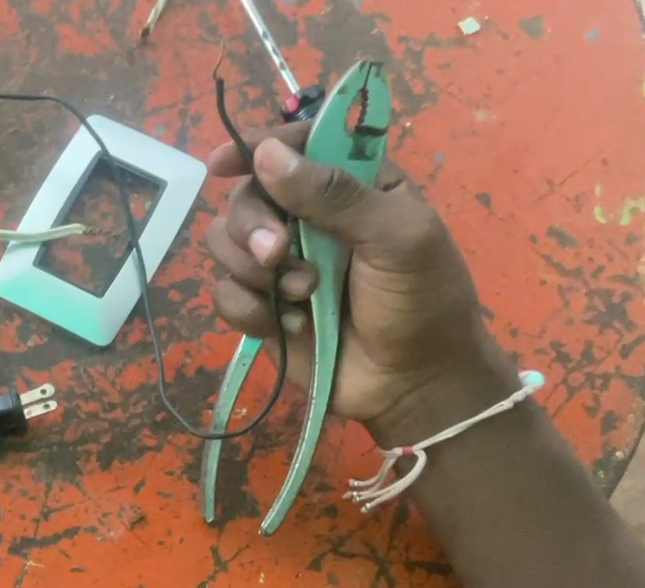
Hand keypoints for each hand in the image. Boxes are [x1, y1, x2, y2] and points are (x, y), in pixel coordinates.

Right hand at [204, 127, 515, 446]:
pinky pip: (223, 296)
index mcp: (349, 188)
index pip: (293, 149)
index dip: (254, 150)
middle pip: (243, 200)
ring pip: (223, 247)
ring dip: (253, 270)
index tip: (224, 163)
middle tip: (279, 252)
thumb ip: (334, 194)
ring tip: (300, 294)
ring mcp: (278, 268)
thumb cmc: (421, 300)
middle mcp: (306, 222)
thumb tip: (265, 155)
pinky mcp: (258, 310)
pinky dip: (248, 310)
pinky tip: (288, 325)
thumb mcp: (396, 235)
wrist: (409, 381)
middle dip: (252, 226)